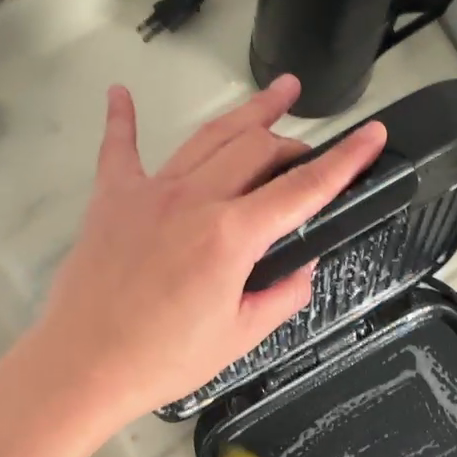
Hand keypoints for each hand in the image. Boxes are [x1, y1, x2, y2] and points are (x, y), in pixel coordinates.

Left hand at [28, 75, 387, 422]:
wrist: (84, 366)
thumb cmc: (162, 360)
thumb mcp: (239, 338)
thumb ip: (280, 296)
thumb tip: (302, 268)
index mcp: (231, 236)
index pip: (302, 189)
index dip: (345, 161)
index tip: (372, 136)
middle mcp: (194, 200)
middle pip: (257, 148)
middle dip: (293, 143)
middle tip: (309, 153)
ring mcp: (150, 192)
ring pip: (208, 137)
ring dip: (248, 113)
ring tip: (278, 91)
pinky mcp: (112, 199)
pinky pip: (120, 148)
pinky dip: (122, 119)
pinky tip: (121, 92)